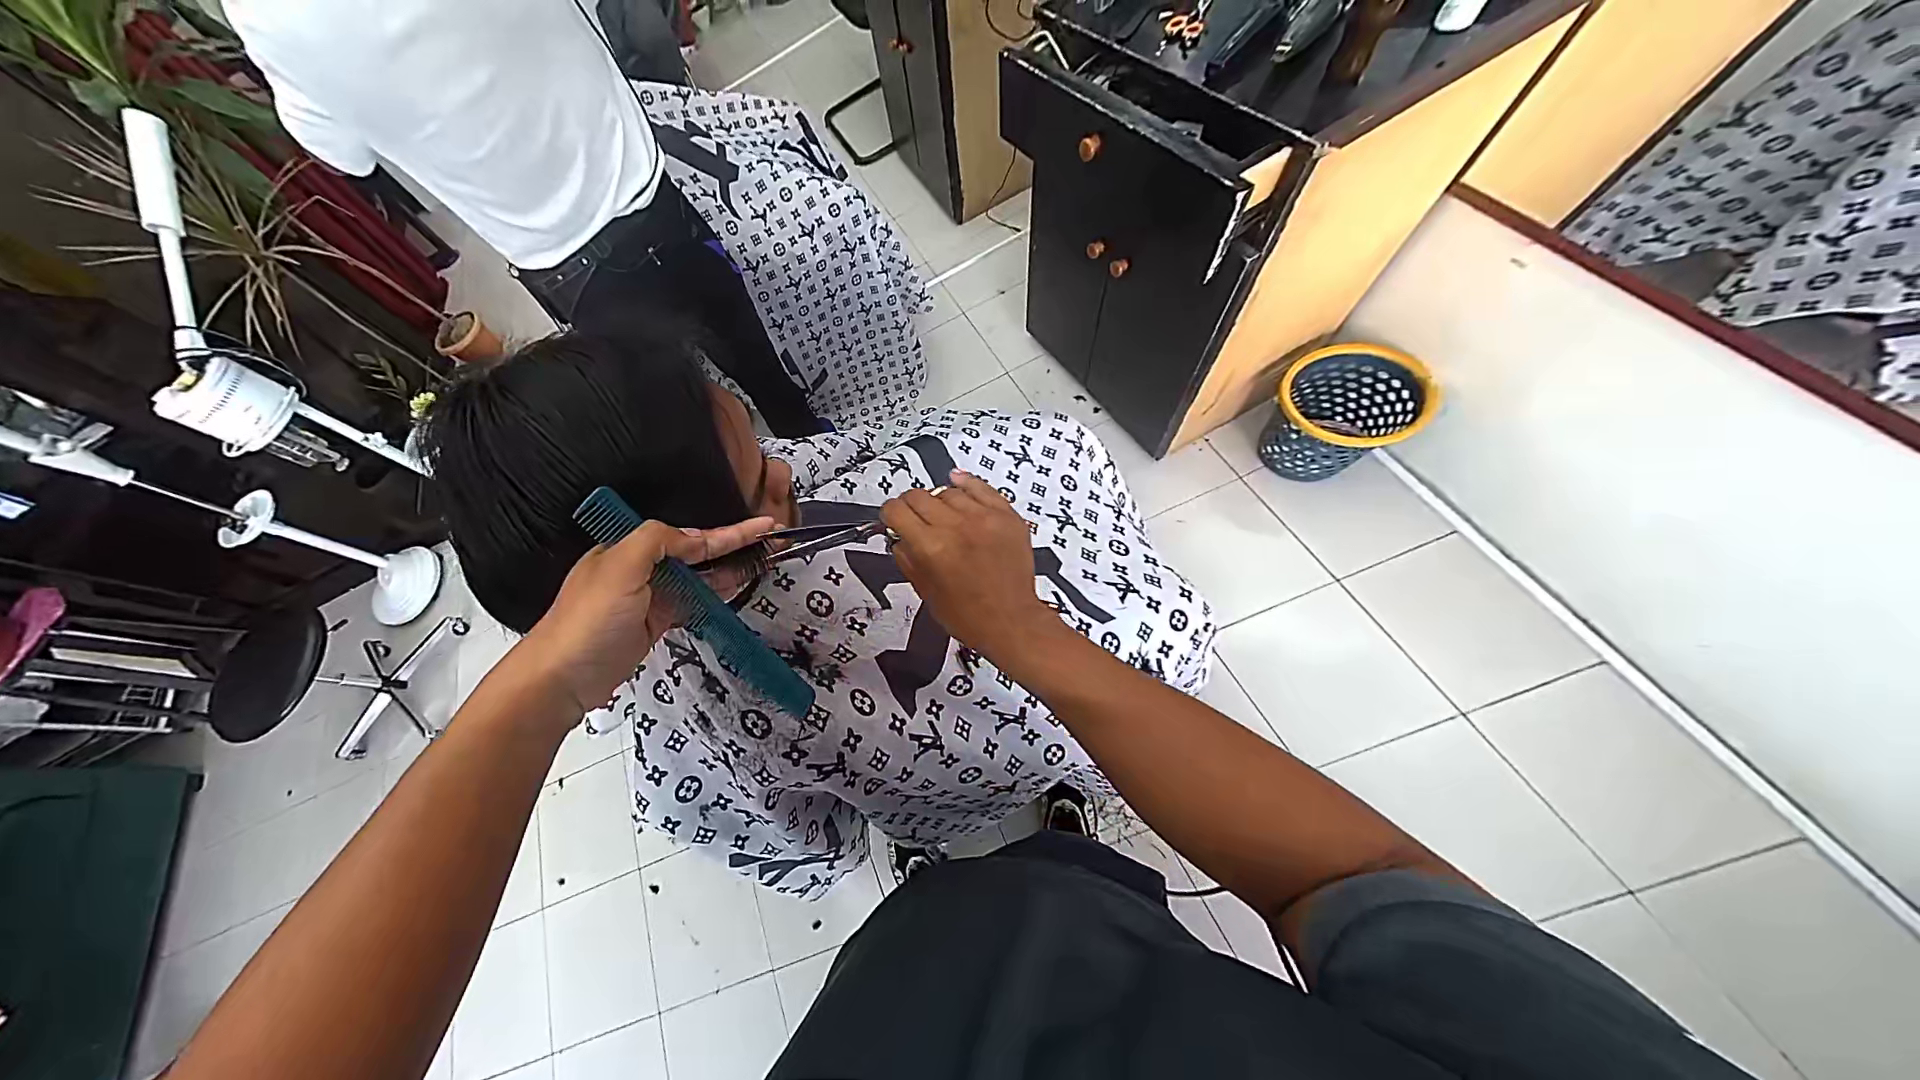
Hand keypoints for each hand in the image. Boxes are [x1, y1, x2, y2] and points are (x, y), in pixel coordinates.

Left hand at [513, 516, 774, 717]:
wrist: (559, 681)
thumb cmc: (584, 624)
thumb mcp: (619, 568)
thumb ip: (656, 541)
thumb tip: (693, 536)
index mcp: (627, 548)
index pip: (687, 535)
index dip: (726, 532)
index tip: (760, 526)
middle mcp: (640, 569)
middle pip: (696, 552)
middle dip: (733, 545)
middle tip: (769, 540)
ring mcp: (649, 598)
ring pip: (698, 577)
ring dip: (729, 568)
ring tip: (762, 561)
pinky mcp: (655, 623)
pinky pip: (693, 602)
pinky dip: (715, 595)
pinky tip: (734, 588)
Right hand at [882, 471, 1052, 654]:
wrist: (1012, 621)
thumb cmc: (974, 616)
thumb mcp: (926, 592)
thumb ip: (908, 559)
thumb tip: (899, 539)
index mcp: (932, 547)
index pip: (896, 510)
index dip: (890, 514)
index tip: (892, 518)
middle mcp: (957, 527)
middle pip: (918, 495)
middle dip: (910, 505)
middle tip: (913, 517)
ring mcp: (984, 519)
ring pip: (947, 490)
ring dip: (939, 500)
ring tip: (941, 516)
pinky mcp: (1006, 516)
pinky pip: (981, 487)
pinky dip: (967, 484)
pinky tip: (959, 483)